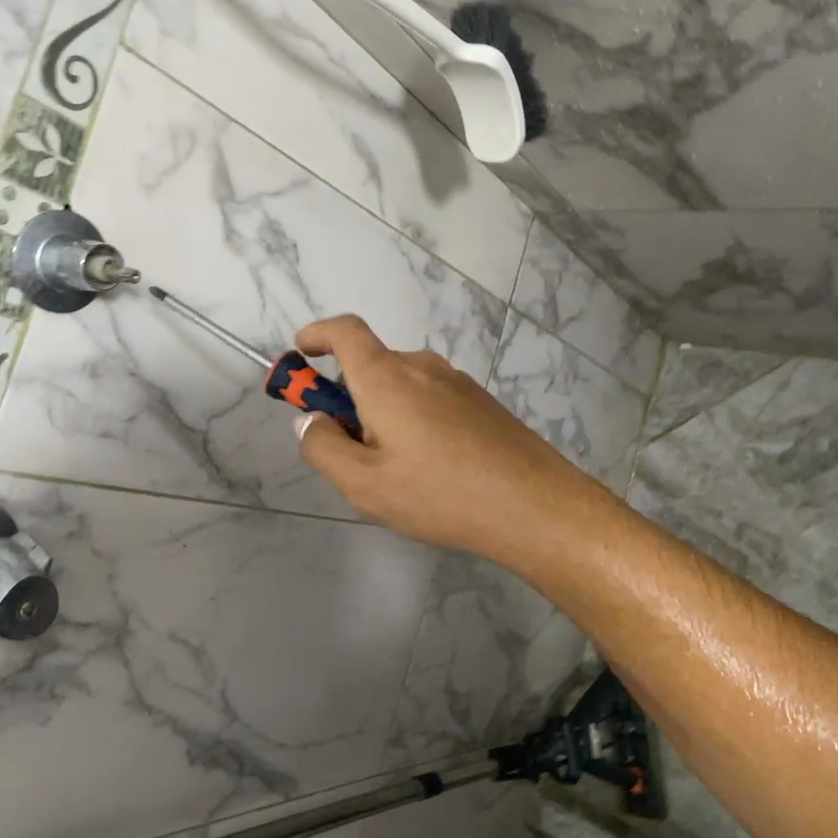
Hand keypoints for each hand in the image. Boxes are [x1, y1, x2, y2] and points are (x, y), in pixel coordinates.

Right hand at [292, 315, 607, 560]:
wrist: (535, 506)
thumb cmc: (440, 494)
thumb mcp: (364, 484)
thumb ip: (322, 448)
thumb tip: (309, 421)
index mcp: (387, 378)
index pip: (345, 331)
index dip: (317, 334)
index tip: (301, 353)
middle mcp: (422, 368)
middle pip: (372, 367)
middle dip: (349, 400)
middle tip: (351, 455)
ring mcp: (456, 383)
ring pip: (402, 388)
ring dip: (383, 416)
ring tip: (397, 474)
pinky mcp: (481, 403)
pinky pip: (430, 401)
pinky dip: (413, 422)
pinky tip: (432, 472)